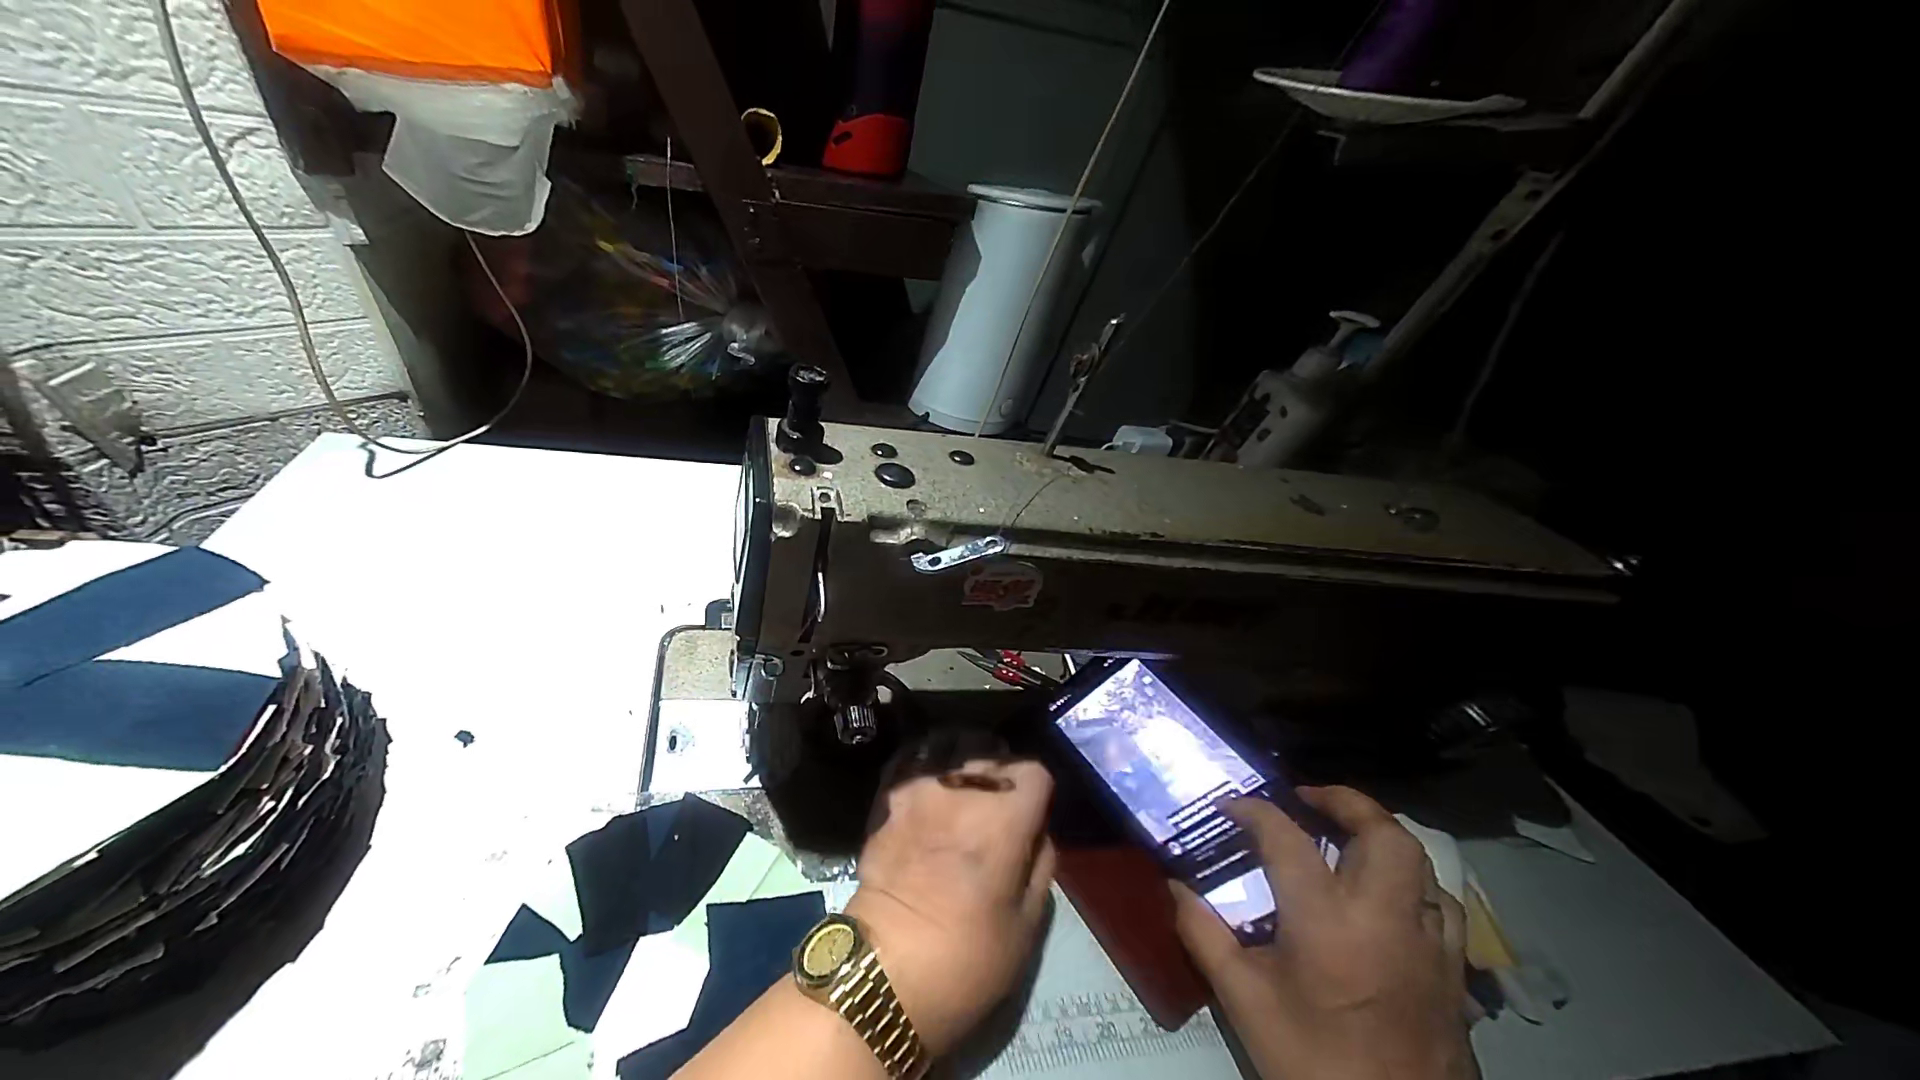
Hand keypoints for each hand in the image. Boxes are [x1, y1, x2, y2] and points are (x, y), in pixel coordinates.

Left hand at [845, 758, 1055, 1056]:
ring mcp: (919, 789)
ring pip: (953, 751)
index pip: (1034, 771)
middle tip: (997, 812)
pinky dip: (927, 767)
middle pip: (994, 757)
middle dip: (1002, 779)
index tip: (1031, 816)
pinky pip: (914, 762)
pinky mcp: (888, 799)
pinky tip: (929, 789)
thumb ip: (1041, 862)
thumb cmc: (966, 958)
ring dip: (965, 768)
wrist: (884, 972)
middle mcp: (961, 791)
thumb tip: (1037, 830)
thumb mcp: (1027, 923)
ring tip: (962, 795)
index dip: (1038, 794)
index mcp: (1003, 819)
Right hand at [1171, 786, 1476, 1079]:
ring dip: (1381, 836)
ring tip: (1344, 838)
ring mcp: (1430, 945)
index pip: (1287, 838)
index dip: (1254, 811)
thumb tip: (1176, 886)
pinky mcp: (1455, 973)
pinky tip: (1388, 896)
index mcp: (1327, 923)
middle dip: (1346, 801)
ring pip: (1423, 862)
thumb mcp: (1244, 1000)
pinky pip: (1443, 906)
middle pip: (1383, 833)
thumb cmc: (1310, 1060)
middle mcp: (1387, 919)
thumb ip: (1204, 934)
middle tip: (1307, 799)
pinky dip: (1414, 883)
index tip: (1230, 806)